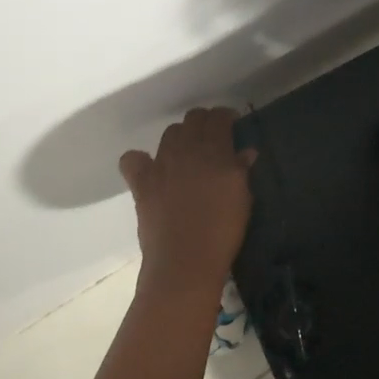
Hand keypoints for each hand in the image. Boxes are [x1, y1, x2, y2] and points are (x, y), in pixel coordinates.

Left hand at [118, 108, 256, 300]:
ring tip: (188, 155)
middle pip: (193, 118)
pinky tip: (150, 168)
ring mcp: (160, 164)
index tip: (233, 128)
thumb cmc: (222, 230)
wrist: (185, 262)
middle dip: (204, 123)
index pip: (219, 116)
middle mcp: (186, 149)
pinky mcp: (142, 183)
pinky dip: (140, 159)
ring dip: (180, 137)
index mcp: (214, 149)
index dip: (227, 118)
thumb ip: (242, 170)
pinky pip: (133, 159)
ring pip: (169, 133)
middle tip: (213, 141)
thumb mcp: (243, 197)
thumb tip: (245, 152)